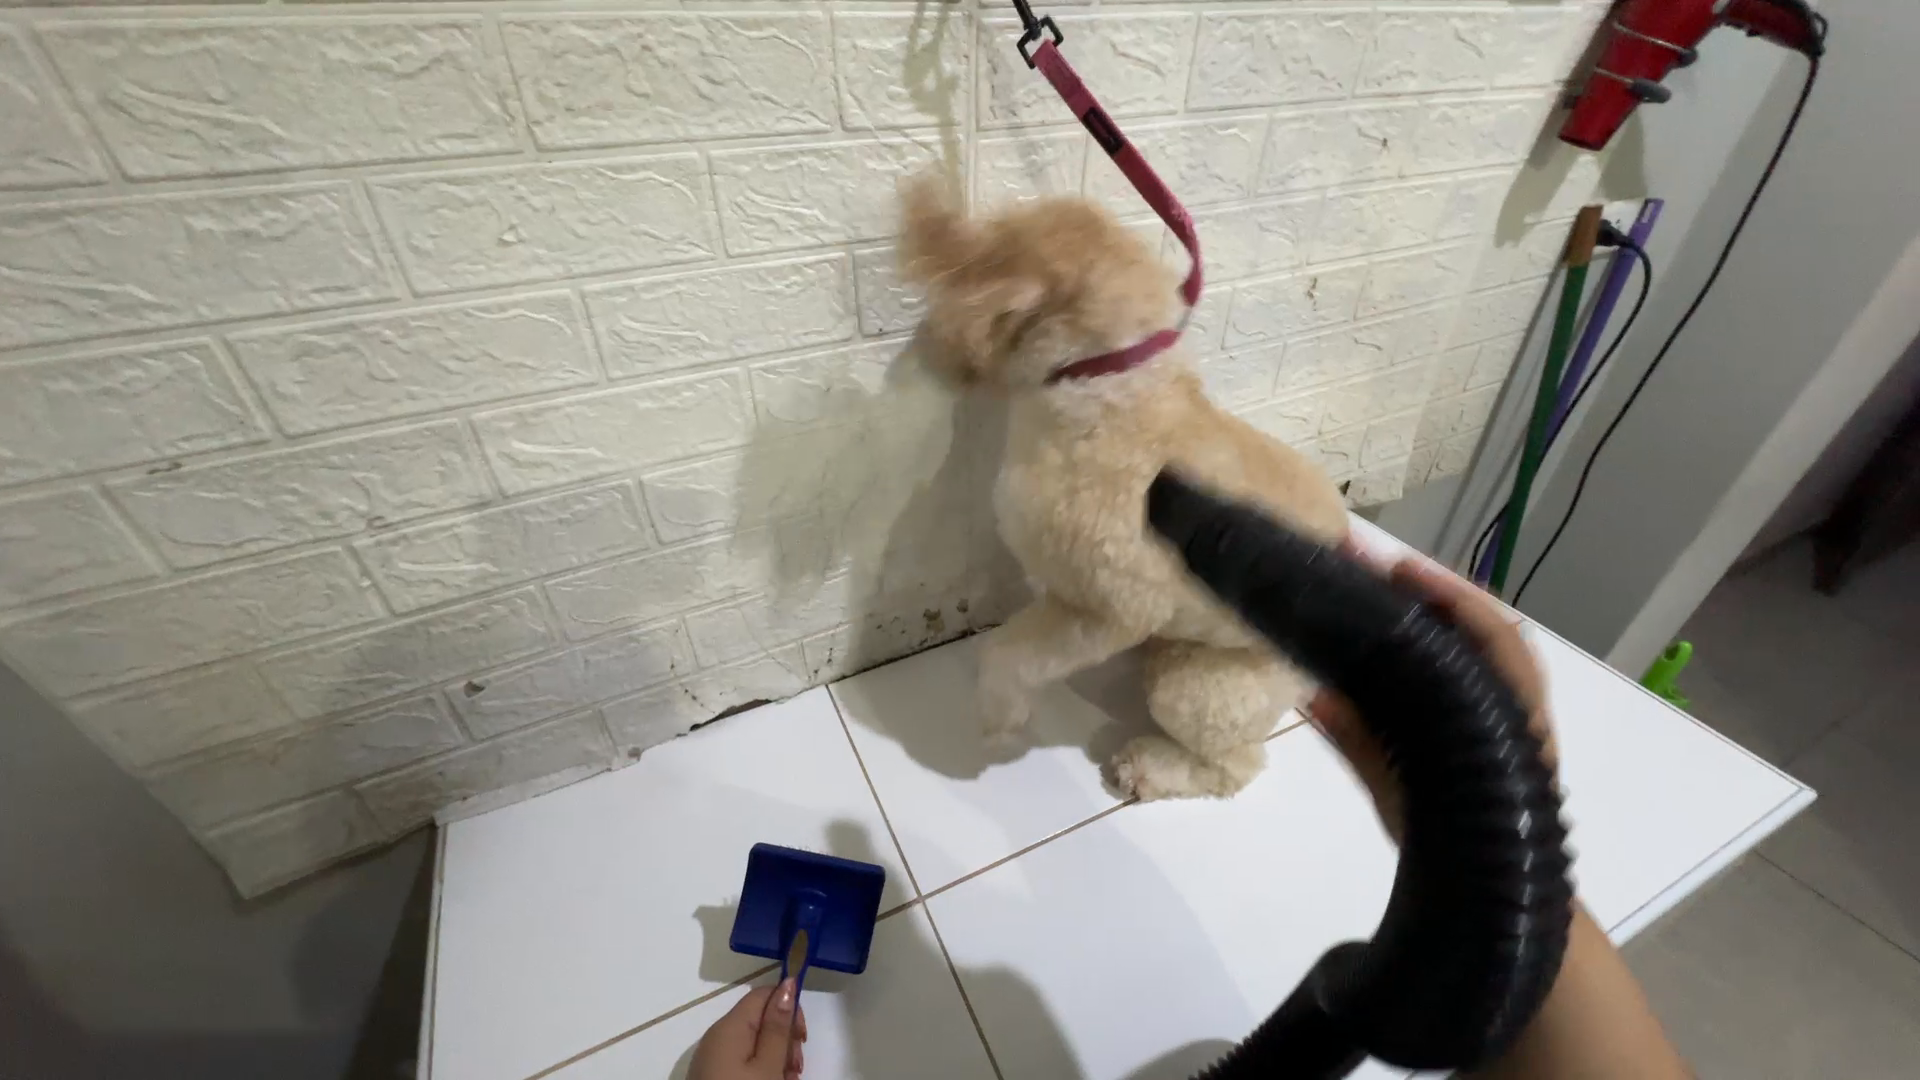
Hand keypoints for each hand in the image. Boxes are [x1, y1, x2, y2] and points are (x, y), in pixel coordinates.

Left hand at [688, 979, 807, 1079]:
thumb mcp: (768, 1067)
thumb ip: (778, 1025)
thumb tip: (787, 983)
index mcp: (729, 1027)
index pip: (765, 994)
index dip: (789, 1007)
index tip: (803, 1037)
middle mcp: (717, 1038)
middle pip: (761, 1020)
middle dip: (784, 1040)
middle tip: (796, 1069)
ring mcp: (713, 1061)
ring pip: (754, 1045)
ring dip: (776, 1060)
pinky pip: (742, 1064)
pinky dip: (760, 1073)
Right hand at [1307, 551, 1556, 843]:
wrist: (1499, 888)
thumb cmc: (1460, 847)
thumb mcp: (1402, 800)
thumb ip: (1364, 748)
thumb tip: (1315, 694)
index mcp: (1507, 721)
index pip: (1492, 639)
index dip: (1448, 596)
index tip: (1395, 569)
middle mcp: (1516, 705)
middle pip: (1485, 626)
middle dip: (1431, 589)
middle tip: (1368, 563)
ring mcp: (1507, 710)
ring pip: (1478, 642)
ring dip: (1432, 609)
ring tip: (1375, 585)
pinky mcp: (1489, 721)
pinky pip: (1466, 664)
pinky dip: (1433, 638)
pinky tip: (1391, 631)